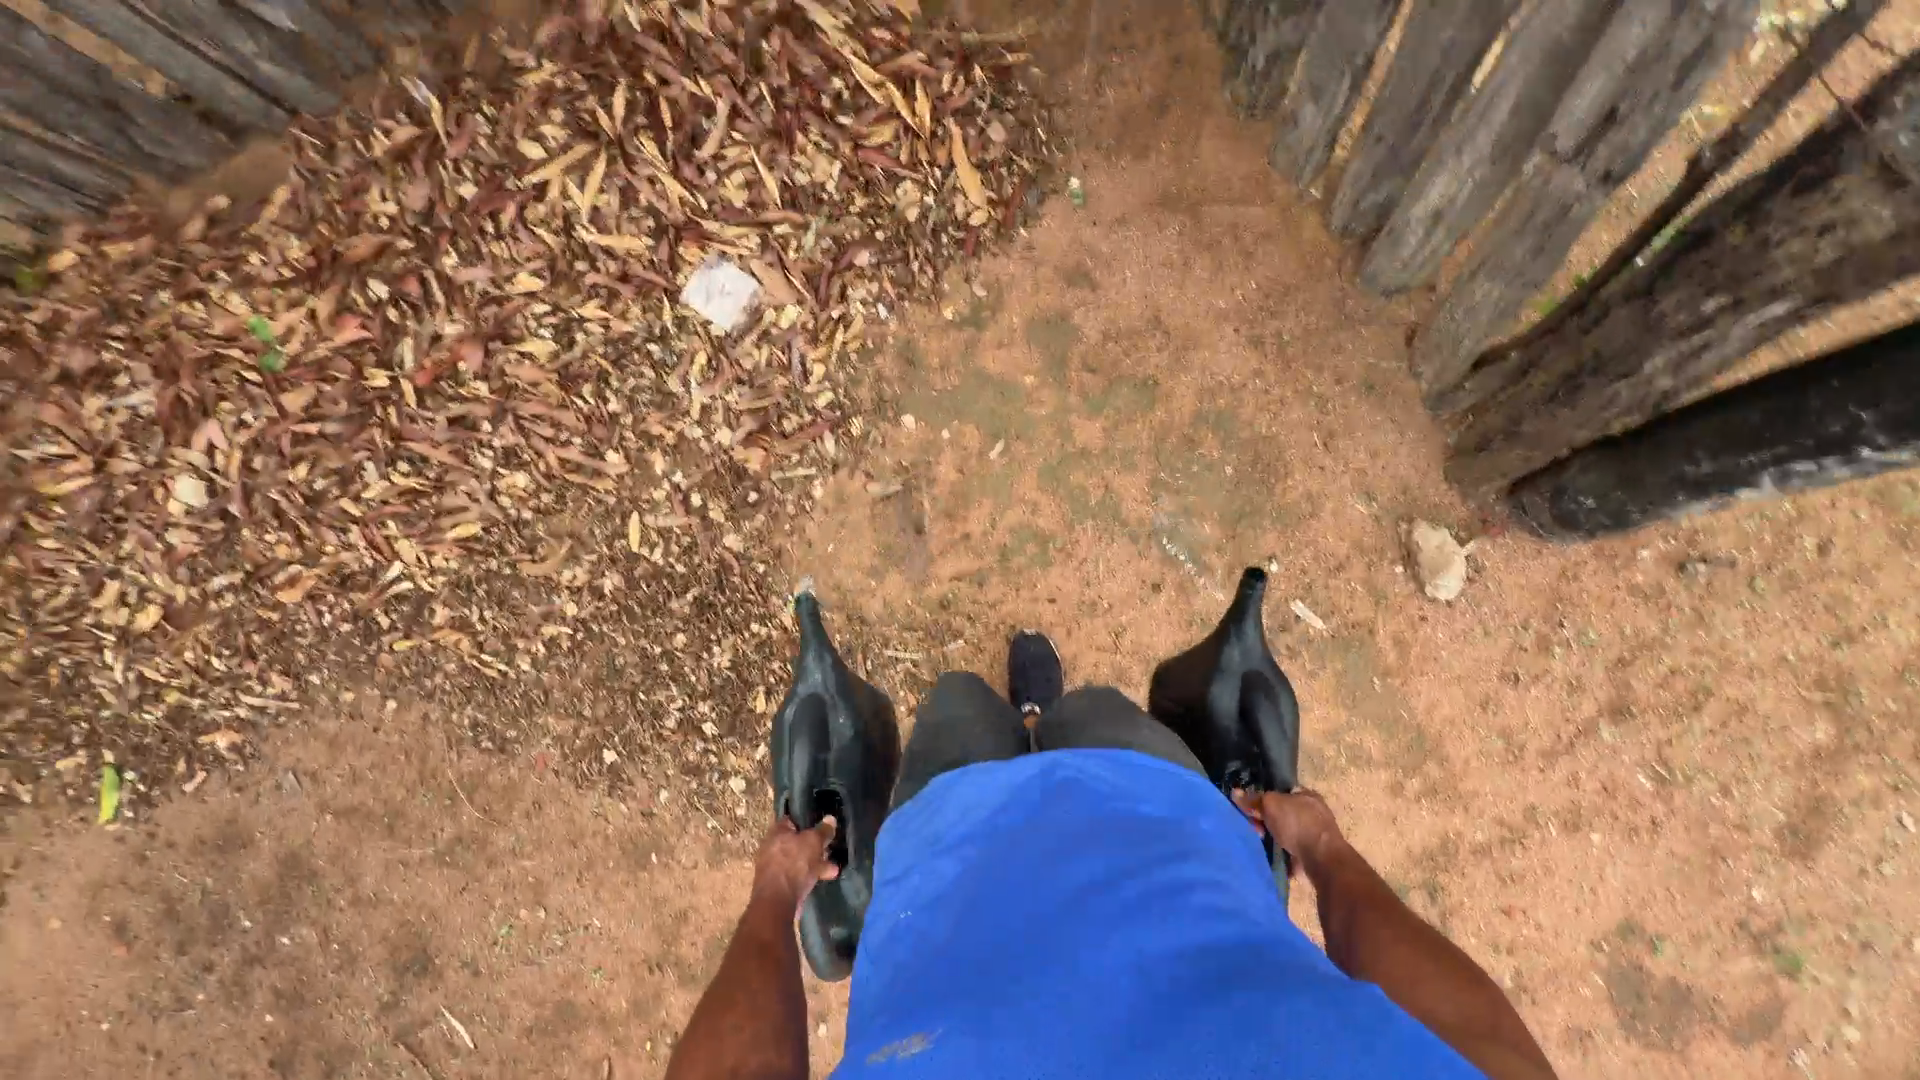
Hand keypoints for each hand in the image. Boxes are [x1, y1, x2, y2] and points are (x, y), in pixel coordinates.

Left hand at [753, 815, 838, 911]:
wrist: (778, 901)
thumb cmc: (794, 864)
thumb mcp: (813, 842)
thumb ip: (823, 831)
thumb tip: (830, 819)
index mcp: (776, 832)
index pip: (792, 820)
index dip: (806, 820)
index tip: (821, 824)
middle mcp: (772, 848)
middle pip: (796, 842)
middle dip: (814, 846)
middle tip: (829, 848)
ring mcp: (774, 868)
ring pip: (799, 860)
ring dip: (816, 863)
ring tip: (833, 869)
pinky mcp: (779, 885)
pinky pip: (797, 876)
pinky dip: (810, 876)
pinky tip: (824, 879)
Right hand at [1232, 789, 1345, 875]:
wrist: (1322, 860)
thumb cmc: (1298, 824)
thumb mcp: (1270, 805)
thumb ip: (1253, 799)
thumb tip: (1235, 792)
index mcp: (1307, 795)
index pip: (1281, 793)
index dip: (1264, 799)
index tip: (1251, 810)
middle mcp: (1314, 813)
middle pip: (1281, 814)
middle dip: (1266, 822)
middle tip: (1255, 830)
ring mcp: (1316, 836)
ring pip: (1286, 834)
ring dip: (1273, 840)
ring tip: (1260, 845)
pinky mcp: (1315, 856)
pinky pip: (1292, 852)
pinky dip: (1282, 855)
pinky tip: (1271, 858)